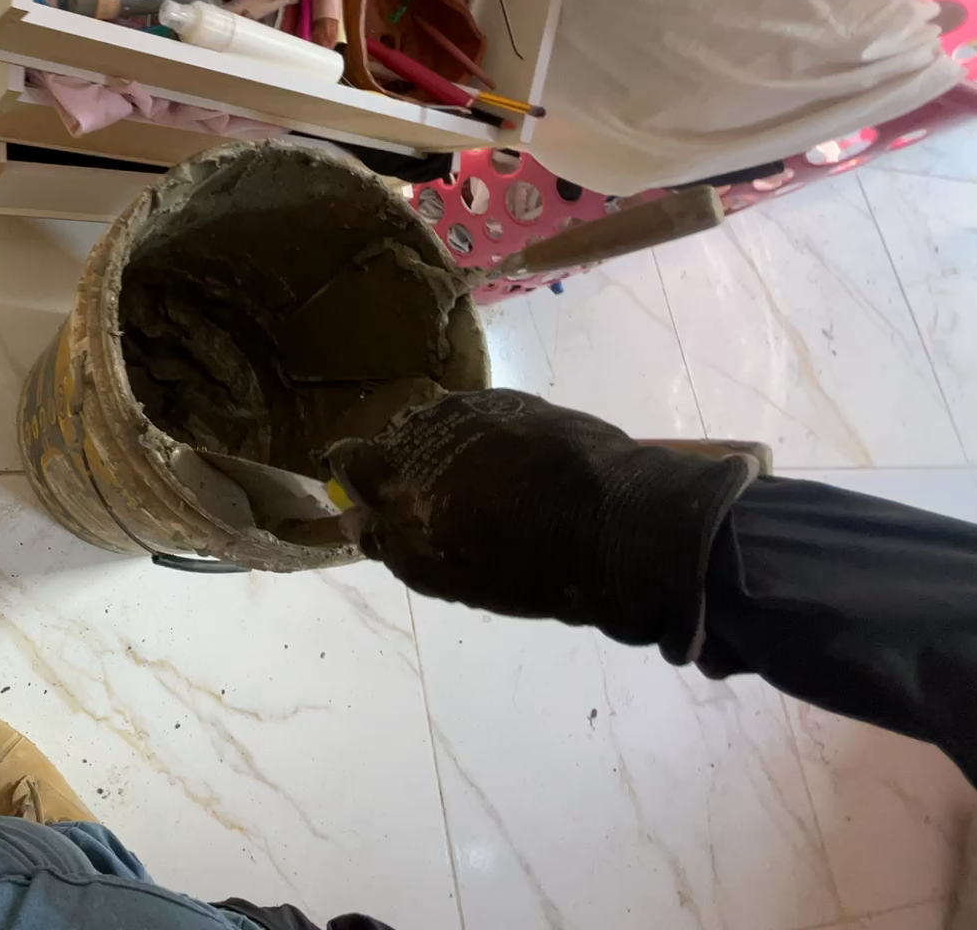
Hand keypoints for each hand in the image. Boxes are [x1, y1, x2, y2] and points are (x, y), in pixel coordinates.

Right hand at [321, 390, 754, 653]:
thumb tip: (354, 518)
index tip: (363, 497)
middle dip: (401, 469)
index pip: (346, 458)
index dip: (349, 477)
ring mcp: (475, 406)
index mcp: (395, 465)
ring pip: (438, 428)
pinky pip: (482, 422)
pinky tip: (516, 474)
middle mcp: (425, 423)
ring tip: (479, 490)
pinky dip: (485, 445)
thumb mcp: (439, 574)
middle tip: (432, 506)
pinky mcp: (521, 401)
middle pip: (394, 442)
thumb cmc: (521, 563)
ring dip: (443, 454)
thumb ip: (385, 542)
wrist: (630, 530)